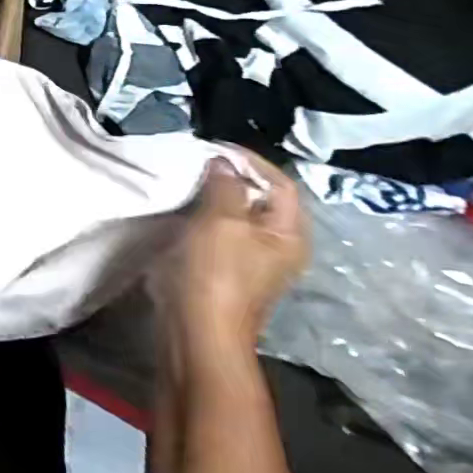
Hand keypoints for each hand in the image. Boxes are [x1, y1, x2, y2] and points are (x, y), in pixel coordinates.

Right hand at [153, 149, 308, 352]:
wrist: (197, 326)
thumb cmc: (216, 272)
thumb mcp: (221, 221)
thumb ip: (224, 187)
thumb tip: (222, 162)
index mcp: (290, 235)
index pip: (280, 184)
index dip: (252, 161)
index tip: (214, 146)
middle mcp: (279, 246)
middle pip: (262, 199)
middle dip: (233, 177)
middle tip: (198, 161)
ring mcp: (253, 260)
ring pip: (239, 215)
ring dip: (215, 195)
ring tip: (187, 180)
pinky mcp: (226, 269)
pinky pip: (221, 231)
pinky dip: (205, 214)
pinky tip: (182, 210)